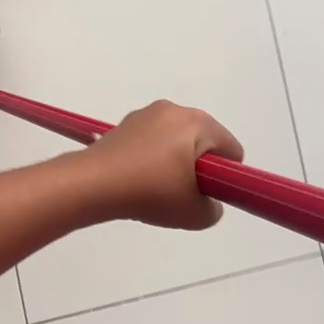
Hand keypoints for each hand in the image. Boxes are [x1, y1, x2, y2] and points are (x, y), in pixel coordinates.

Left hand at [81, 100, 243, 230]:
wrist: (93, 183)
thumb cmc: (152, 192)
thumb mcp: (197, 214)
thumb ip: (214, 207)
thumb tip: (205, 199)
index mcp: (197, 122)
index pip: (231, 149)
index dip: (226, 176)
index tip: (206, 193)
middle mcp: (172, 109)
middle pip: (202, 142)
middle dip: (198, 168)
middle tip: (181, 193)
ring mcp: (144, 114)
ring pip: (174, 142)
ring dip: (172, 163)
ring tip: (155, 189)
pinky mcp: (123, 125)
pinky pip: (151, 143)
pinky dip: (150, 159)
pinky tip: (137, 180)